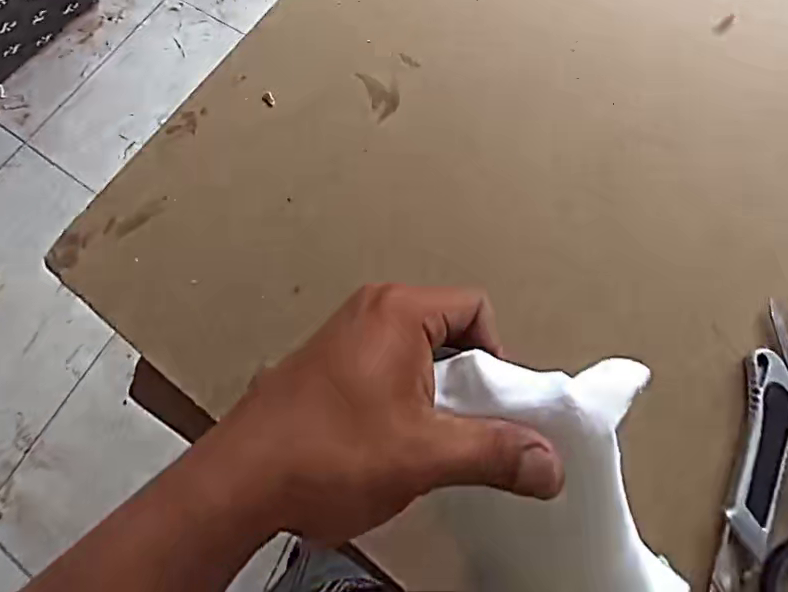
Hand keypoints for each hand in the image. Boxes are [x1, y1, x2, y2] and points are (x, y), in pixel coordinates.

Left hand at [200, 284, 564, 544]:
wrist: (244, 478)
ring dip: (434, 393)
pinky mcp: (334, 358)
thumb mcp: (424, 455)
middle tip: (461, 427)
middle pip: (449, 329)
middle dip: (466, 381)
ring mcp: (349, 332)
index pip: (476, 309)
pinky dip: (405, 396)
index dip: (497, 356)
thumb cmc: (320, 450)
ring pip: (419, 350)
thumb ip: (494, 453)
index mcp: (398, 311)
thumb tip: (543, 460)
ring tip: (423, 440)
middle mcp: (373, 309)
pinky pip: (390, 363)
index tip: (498, 402)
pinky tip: (391, 440)